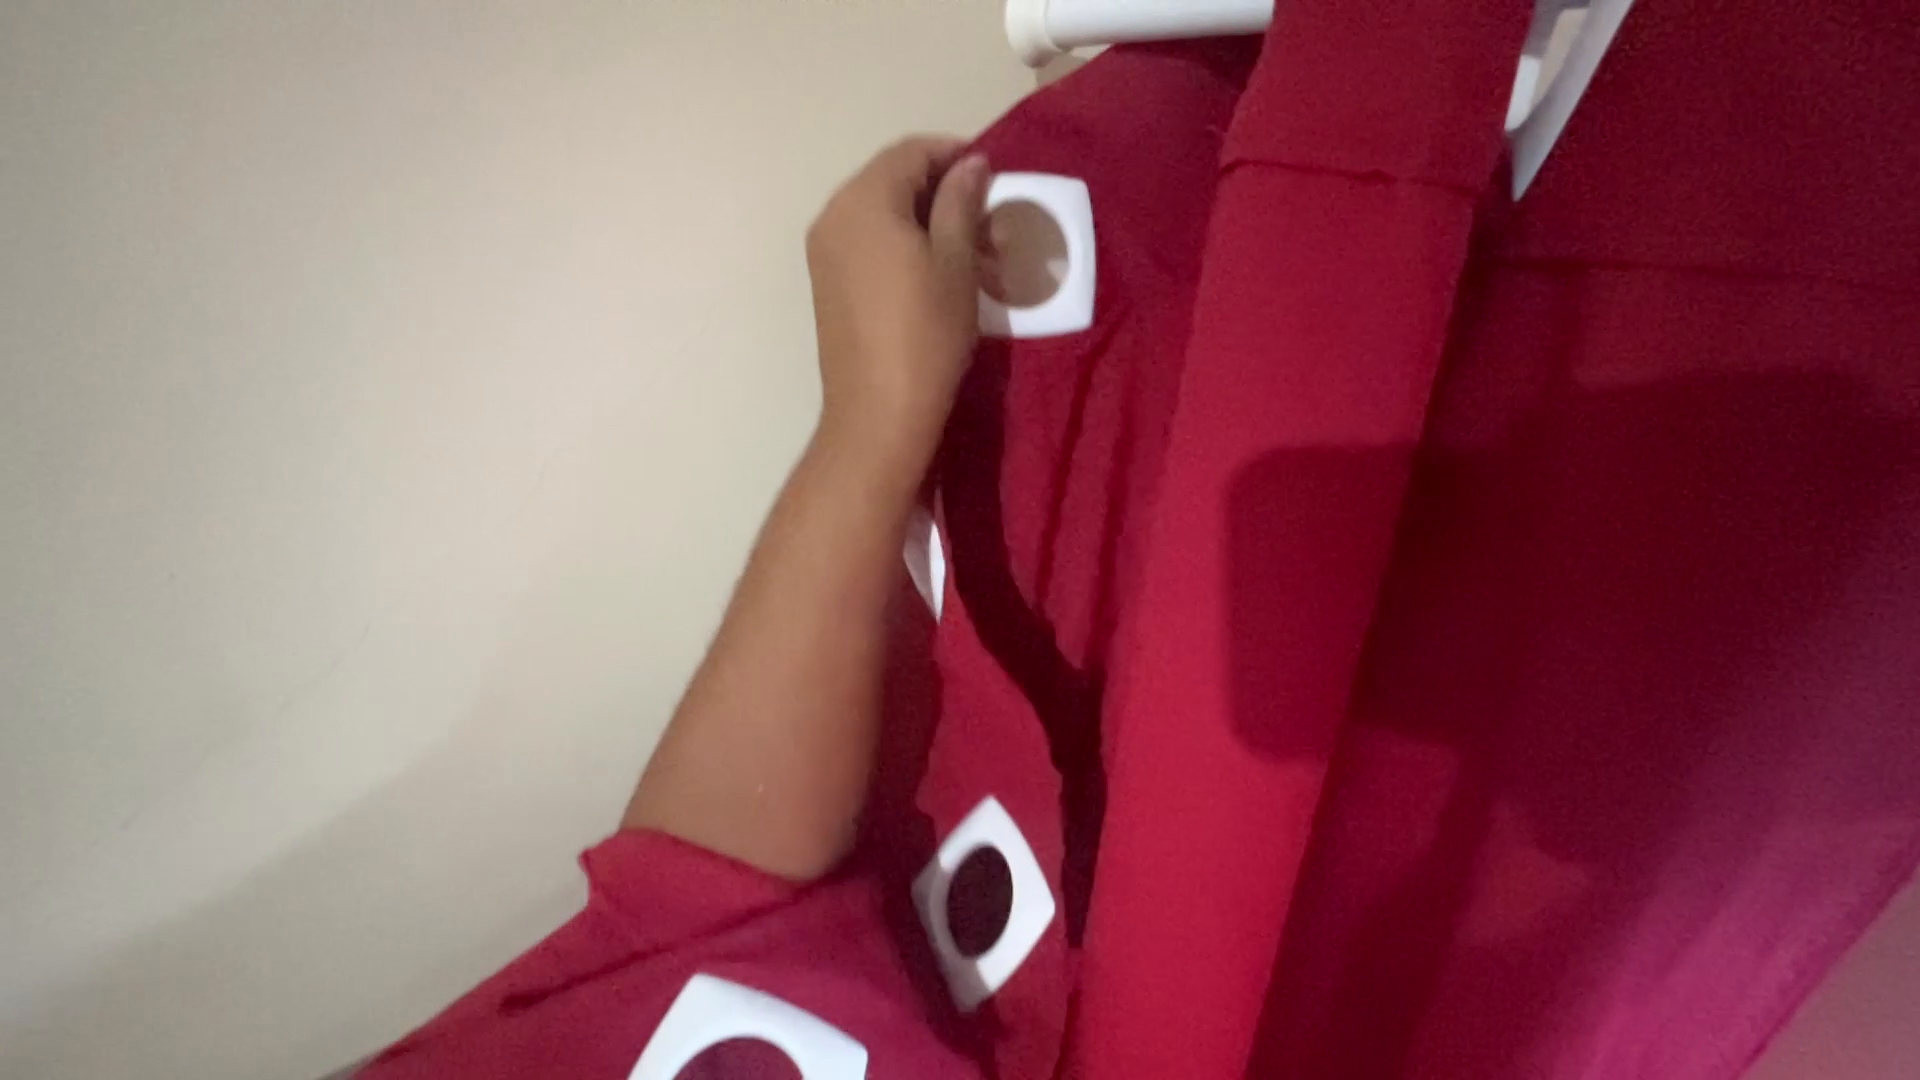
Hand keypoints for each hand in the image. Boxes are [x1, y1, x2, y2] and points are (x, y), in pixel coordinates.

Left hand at [805, 136, 991, 480]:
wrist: (878, 412)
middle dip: (942, 192)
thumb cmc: (925, 335)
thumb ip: (961, 203)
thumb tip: (970, 163)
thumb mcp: (955, 263)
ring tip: (969, 253)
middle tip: (987, 221)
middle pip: (892, 181)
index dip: (956, 155)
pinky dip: (901, 246)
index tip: (994, 178)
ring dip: (924, 222)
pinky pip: (867, 246)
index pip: (911, 151)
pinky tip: (934, 274)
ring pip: (880, 216)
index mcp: (862, 200)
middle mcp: (832, 216)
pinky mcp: (827, 286)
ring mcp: (824, 253)